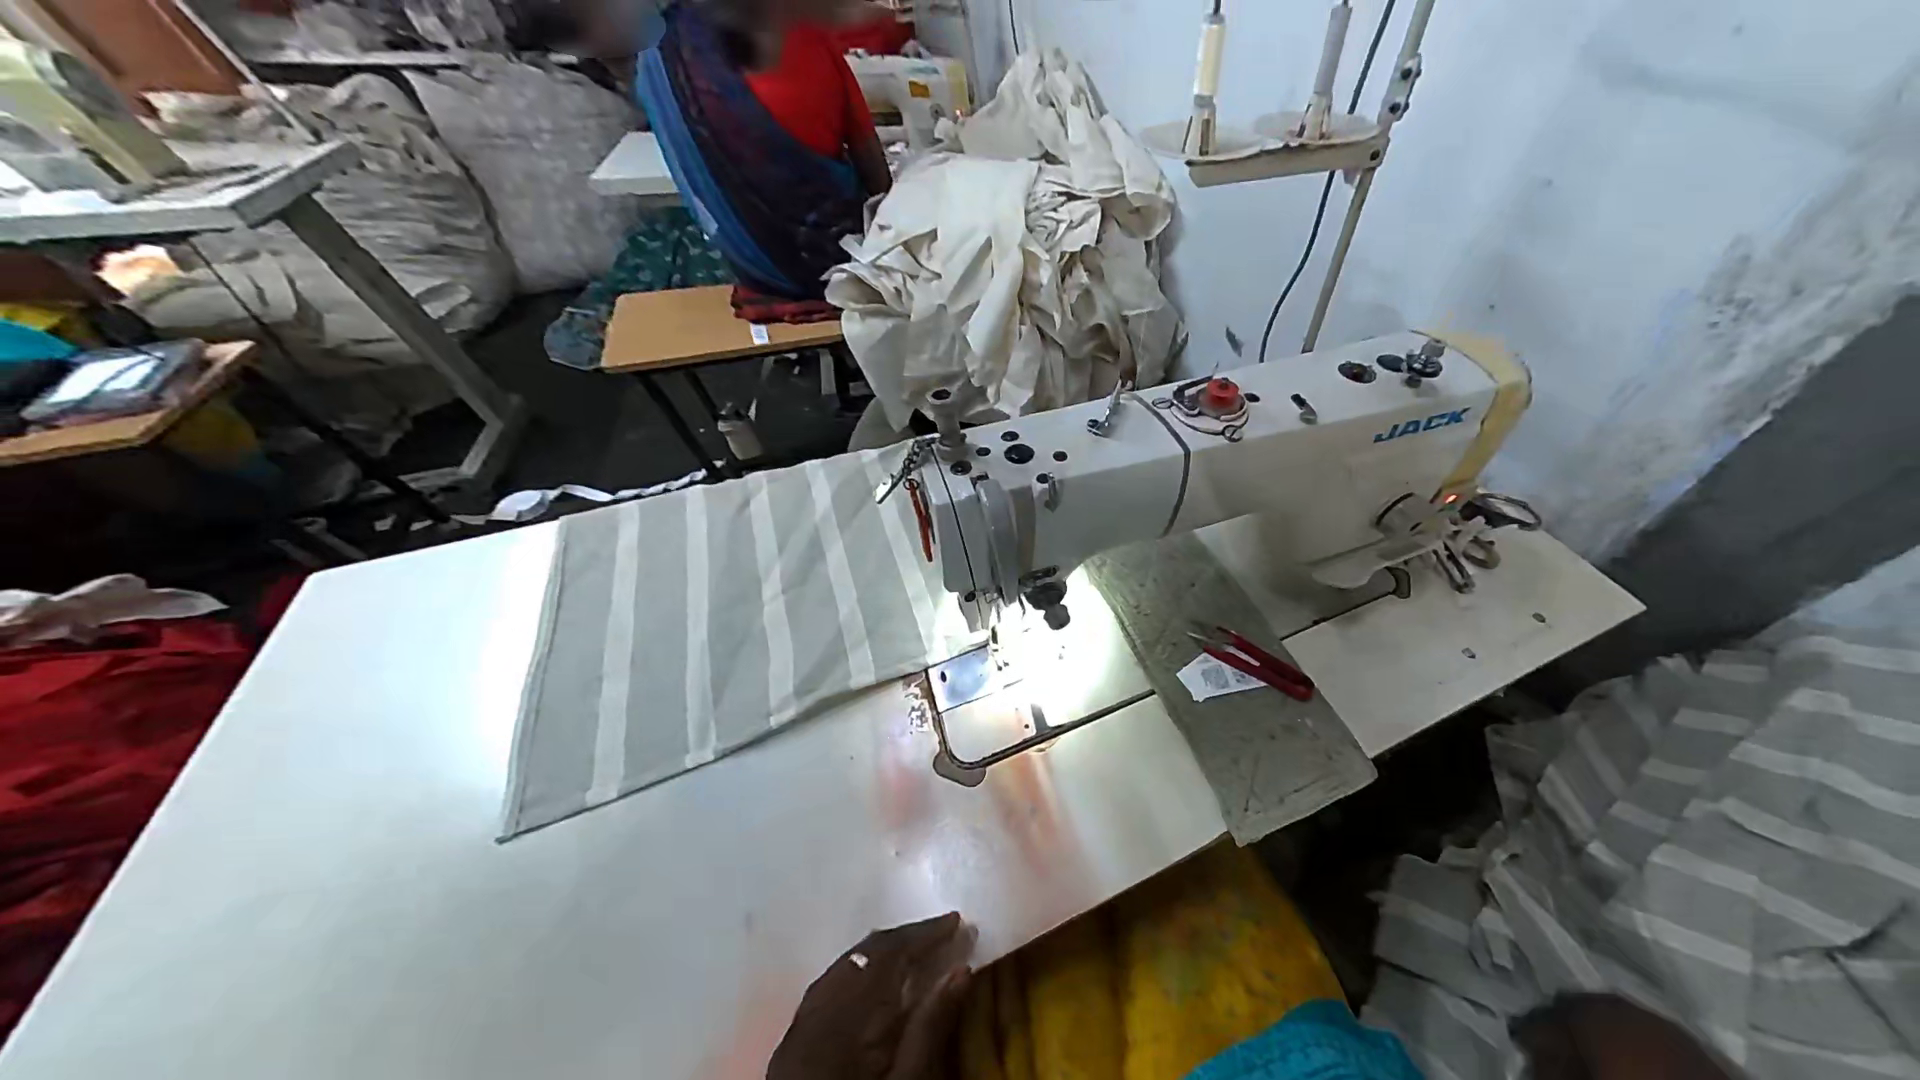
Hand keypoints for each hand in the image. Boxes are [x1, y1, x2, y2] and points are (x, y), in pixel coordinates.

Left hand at [767, 912, 974, 1079]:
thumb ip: (931, 1026)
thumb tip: (960, 968)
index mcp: (851, 1018)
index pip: (891, 954)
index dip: (924, 933)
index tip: (956, 921)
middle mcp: (820, 1009)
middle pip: (865, 954)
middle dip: (905, 938)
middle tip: (942, 933)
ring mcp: (800, 1024)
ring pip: (843, 965)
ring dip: (880, 953)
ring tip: (914, 950)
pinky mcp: (790, 1042)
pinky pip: (827, 985)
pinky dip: (855, 972)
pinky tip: (872, 982)